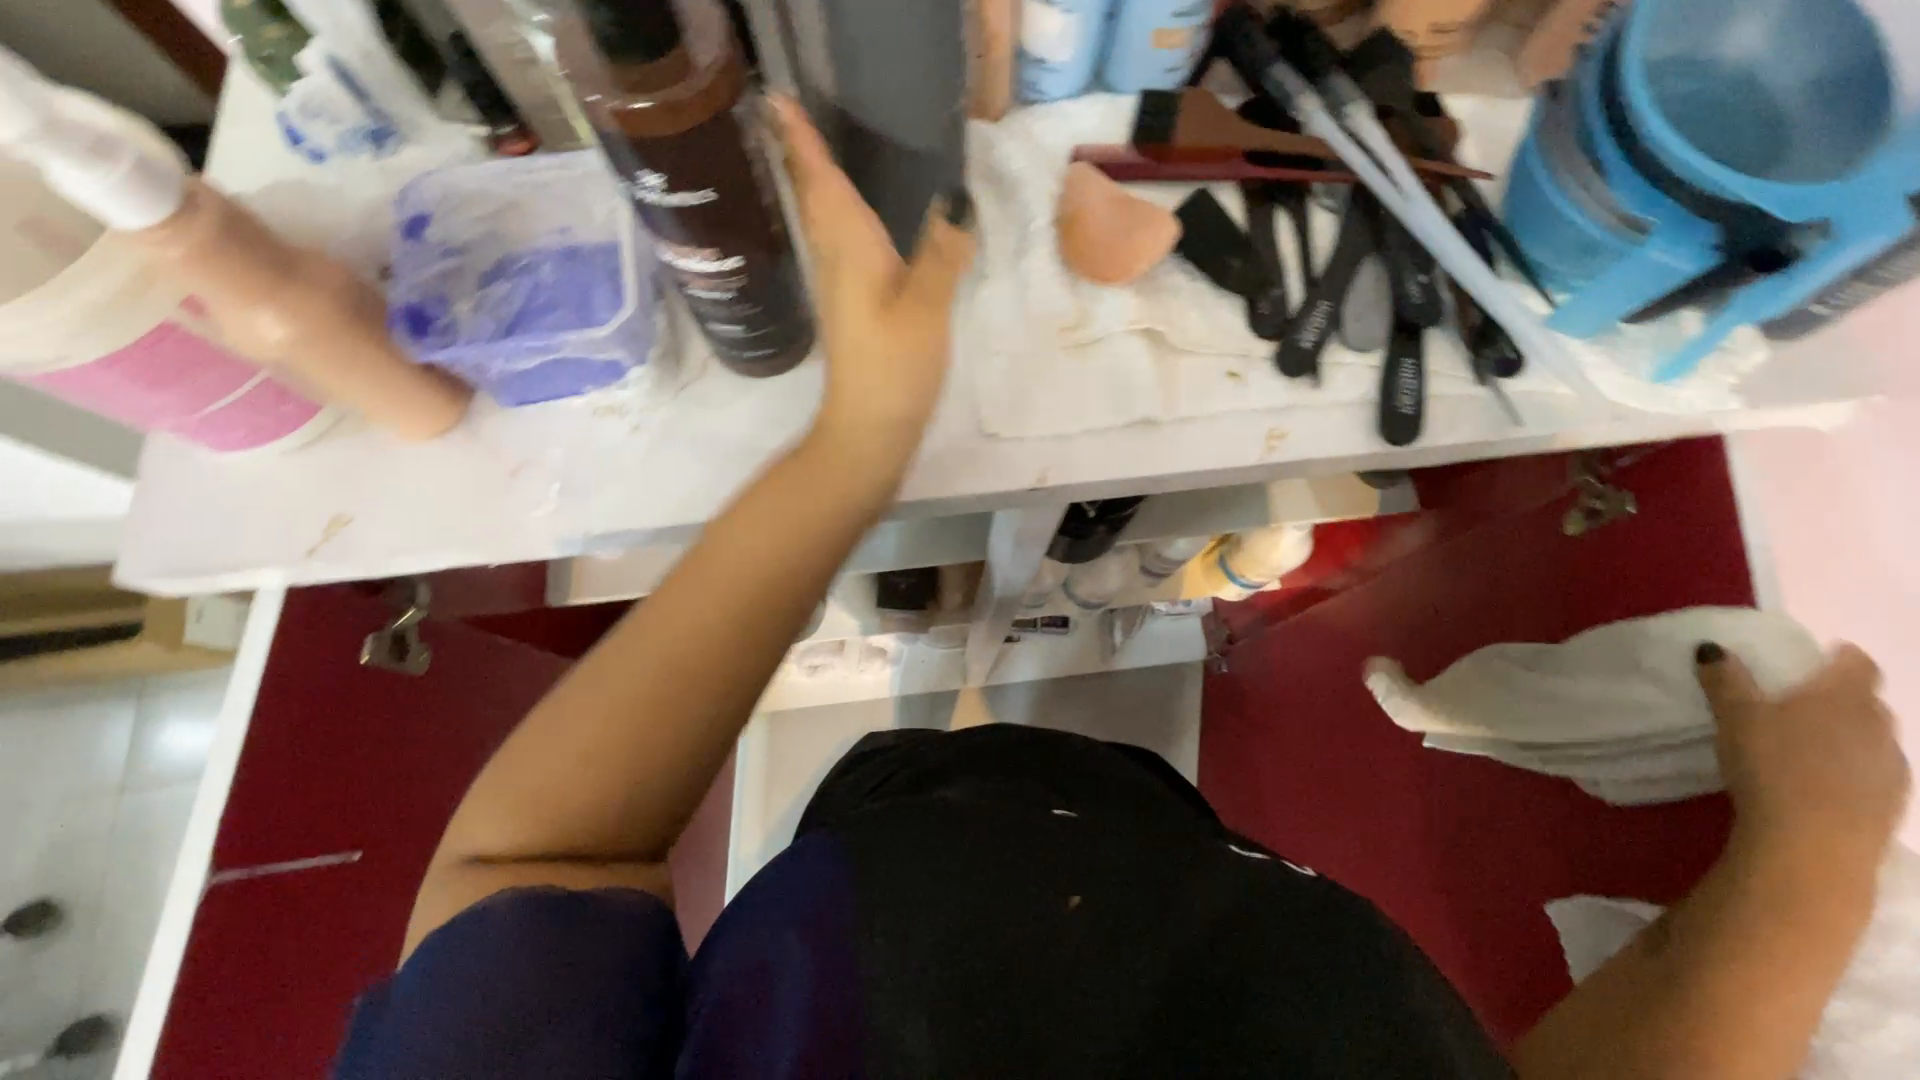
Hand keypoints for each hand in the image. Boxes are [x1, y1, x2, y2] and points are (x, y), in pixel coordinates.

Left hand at [769, 95, 976, 447]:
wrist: (868, 429)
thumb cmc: (893, 368)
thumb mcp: (926, 309)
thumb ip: (941, 253)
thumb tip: (955, 198)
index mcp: (850, 251)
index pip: (823, 184)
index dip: (804, 143)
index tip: (779, 101)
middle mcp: (836, 262)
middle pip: (815, 199)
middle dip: (801, 156)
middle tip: (787, 114)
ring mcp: (840, 289)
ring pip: (822, 223)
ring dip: (814, 184)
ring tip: (810, 150)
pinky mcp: (851, 310)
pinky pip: (837, 246)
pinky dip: (834, 219)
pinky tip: (849, 223)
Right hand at [1698, 642, 1910, 870]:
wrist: (1811, 841)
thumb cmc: (1771, 766)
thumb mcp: (1734, 717)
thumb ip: (1726, 680)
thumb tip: (1712, 648)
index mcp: (1843, 697)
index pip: (1858, 663)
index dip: (1841, 656)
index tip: (1820, 657)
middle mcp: (1879, 725)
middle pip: (1868, 701)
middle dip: (1841, 698)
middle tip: (1804, 703)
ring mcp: (1893, 766)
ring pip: (1875, 738)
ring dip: (1849, 734)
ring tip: (1810, 745)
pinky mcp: (1894, 802)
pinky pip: (1876, 772)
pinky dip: (1854, 768)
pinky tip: (1824, 782)